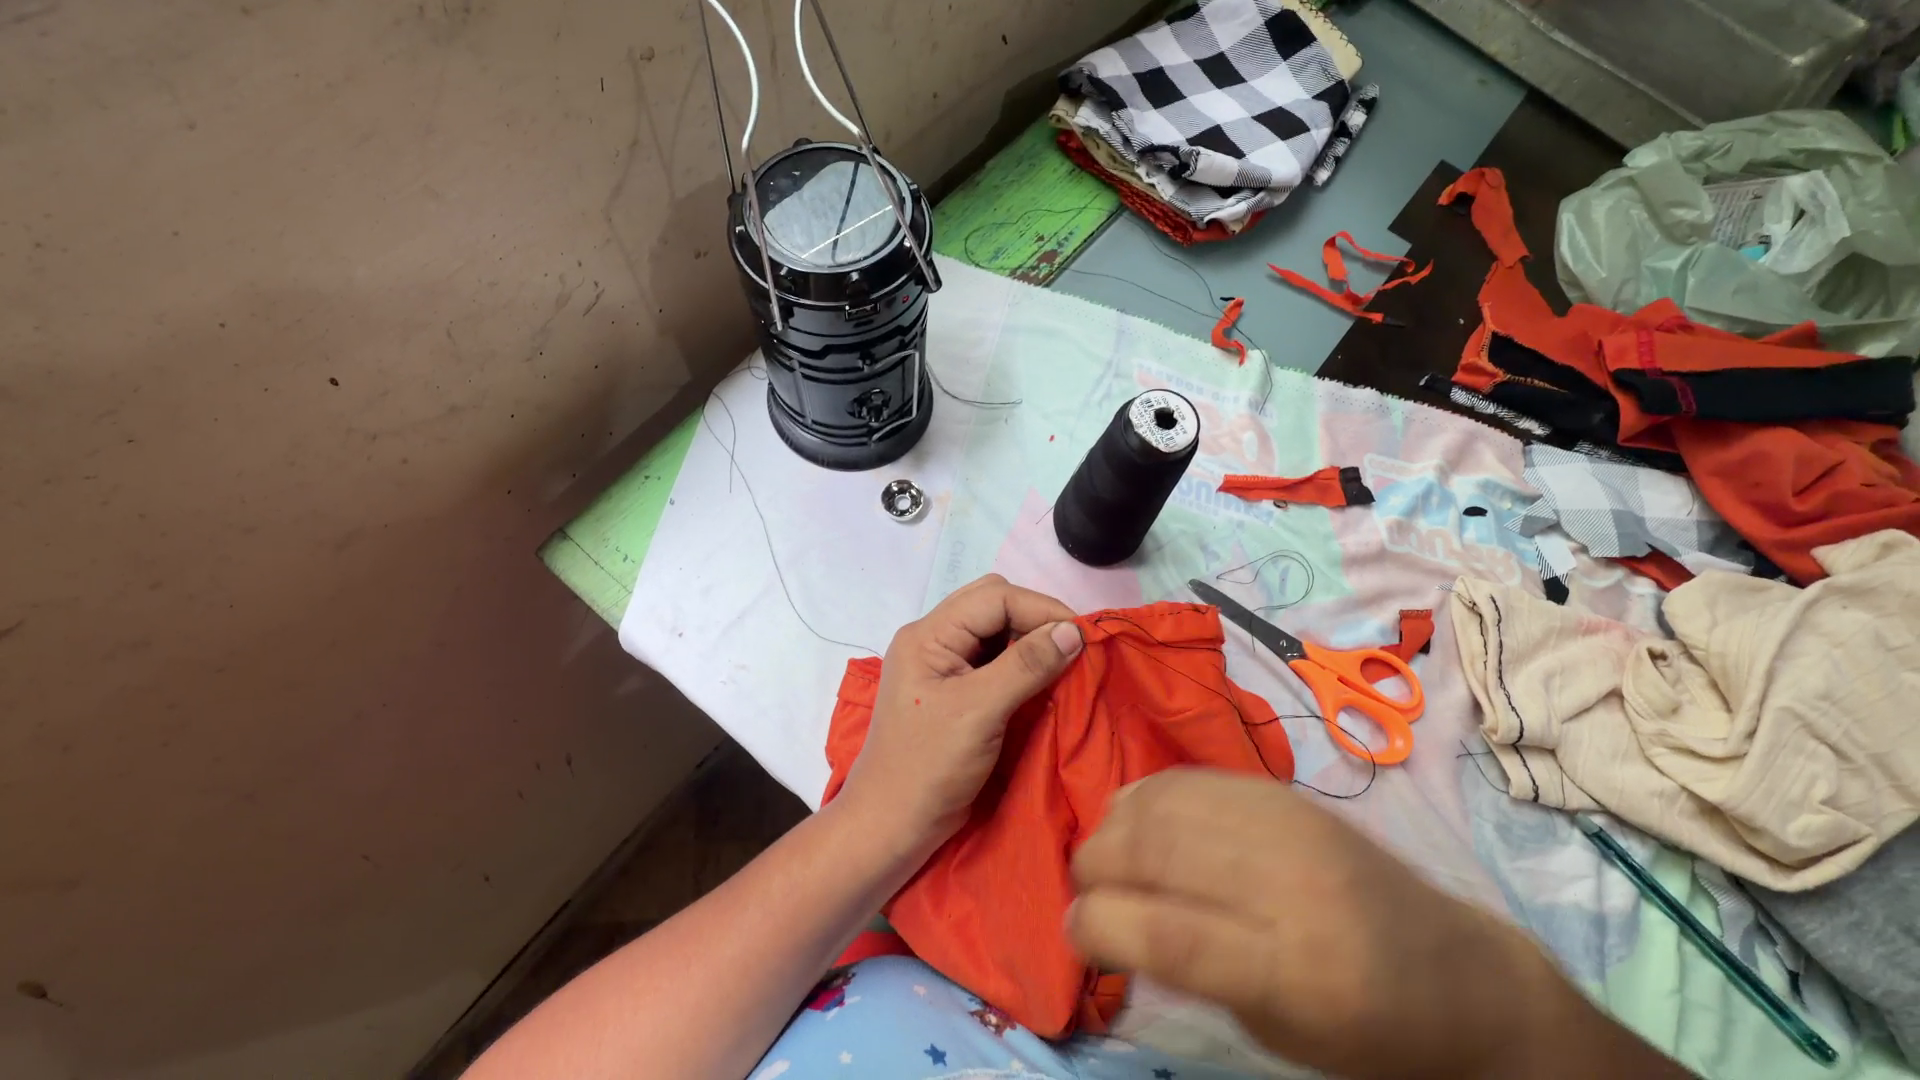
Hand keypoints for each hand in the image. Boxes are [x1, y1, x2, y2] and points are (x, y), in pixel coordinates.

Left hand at [837, 574, 1082, 854]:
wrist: (893, 824)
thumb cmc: (929, 767)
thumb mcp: (980, 712)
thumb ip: (1026, 665)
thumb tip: (1074, 630)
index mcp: (927, 635)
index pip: (993, 597)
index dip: (1040, 609)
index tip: (1081, 637)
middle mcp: (932, 640)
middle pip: (992, 604)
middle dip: (1035, 618)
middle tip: (1072, 648)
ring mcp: (941, 665)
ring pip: (994, 629)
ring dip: (1029, 640)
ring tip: (1061, 662)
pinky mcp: (953, 689)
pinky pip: (993, 657)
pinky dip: (1021, 661)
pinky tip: (1040, 679)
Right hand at [1068, 770, 1682, 1079]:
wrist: (1460, 975)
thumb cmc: (1364, 1031)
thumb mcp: (1275, 1032)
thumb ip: (1188, 972)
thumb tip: (1108, 919)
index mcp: (1293, 970)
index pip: (1166, 933)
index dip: (1099, 926)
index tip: (1076, 933)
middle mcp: (1288, 882)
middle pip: (1153, 849)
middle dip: (1094, 868)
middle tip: (1088, 896)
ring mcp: (1288, 825)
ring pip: (1162, 801)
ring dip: (1113, 827)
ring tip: (1111, 859)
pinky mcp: (1285, 793)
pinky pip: (1189, 778)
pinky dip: (1146, 797)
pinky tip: (1142, 822)